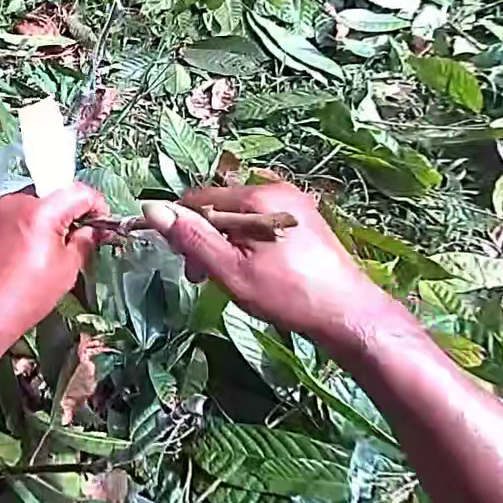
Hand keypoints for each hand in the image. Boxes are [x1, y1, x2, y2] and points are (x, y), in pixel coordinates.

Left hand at [0, 183, 108, 342]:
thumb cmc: (27, 295)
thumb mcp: (67, 268)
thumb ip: (84, 241)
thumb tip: (94, 229)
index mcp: (41, 210)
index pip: (78, 191)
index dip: (96, 204)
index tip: (101, 222)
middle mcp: (17, 201)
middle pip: (55, 193)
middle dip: (70, 210)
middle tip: (78, 236)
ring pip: (35, 202)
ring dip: (49, 216)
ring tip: (52, 246)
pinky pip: (17, 213)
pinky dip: (29, 223)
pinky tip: (29, 250)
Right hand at [141, 183, 400, 352]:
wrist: (350, 315)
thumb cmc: (288, 296)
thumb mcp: (232, 271)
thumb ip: (192, 238)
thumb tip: (151, 208)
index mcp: (259, 196)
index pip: (199, 198)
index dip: (184, 228)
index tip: (186, 263)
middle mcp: (276, 188)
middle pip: (219, 204)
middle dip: (205, 236)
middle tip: (203, 275)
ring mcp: (292, 201)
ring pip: (238, 213)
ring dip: (224, 239)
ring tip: (229, 274)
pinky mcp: (302, 216)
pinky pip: (259, 218)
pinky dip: (246, 238)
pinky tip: (253, 266)